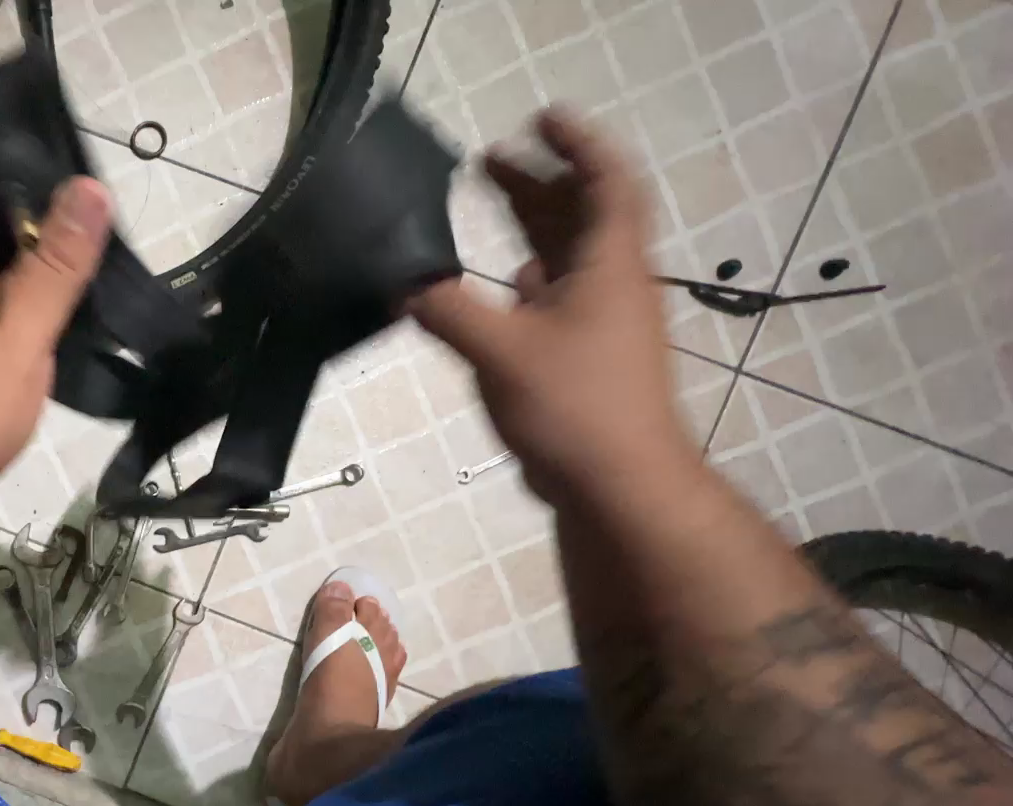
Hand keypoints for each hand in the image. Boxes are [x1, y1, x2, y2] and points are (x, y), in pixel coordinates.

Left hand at [0, 167, 111, 505]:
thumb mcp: (21, 336)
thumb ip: (56, 264)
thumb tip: (91, 189)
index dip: (6, 163)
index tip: (65, 171)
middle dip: (27, 214)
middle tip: (90, 219)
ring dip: (23, 258)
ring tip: (82, 255)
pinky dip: (10, 293)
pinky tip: (51, 303)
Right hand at [409, 108, 699, 505]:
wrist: (615, 478)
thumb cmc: (571, 404)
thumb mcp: (500, 353)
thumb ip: (447, 312)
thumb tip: (400, 285)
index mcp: (606, 267)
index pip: (604, 183)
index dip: (576, 144)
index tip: (538, 119)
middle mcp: (609, 283)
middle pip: (580, 215)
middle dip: (539, 182)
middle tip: (489, 161)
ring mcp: (598, 320)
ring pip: (567, 257)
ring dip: (532, 227)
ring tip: (491, 206)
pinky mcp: (581, 354)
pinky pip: (555, 297)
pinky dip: (527, 279)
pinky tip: (501, 283)